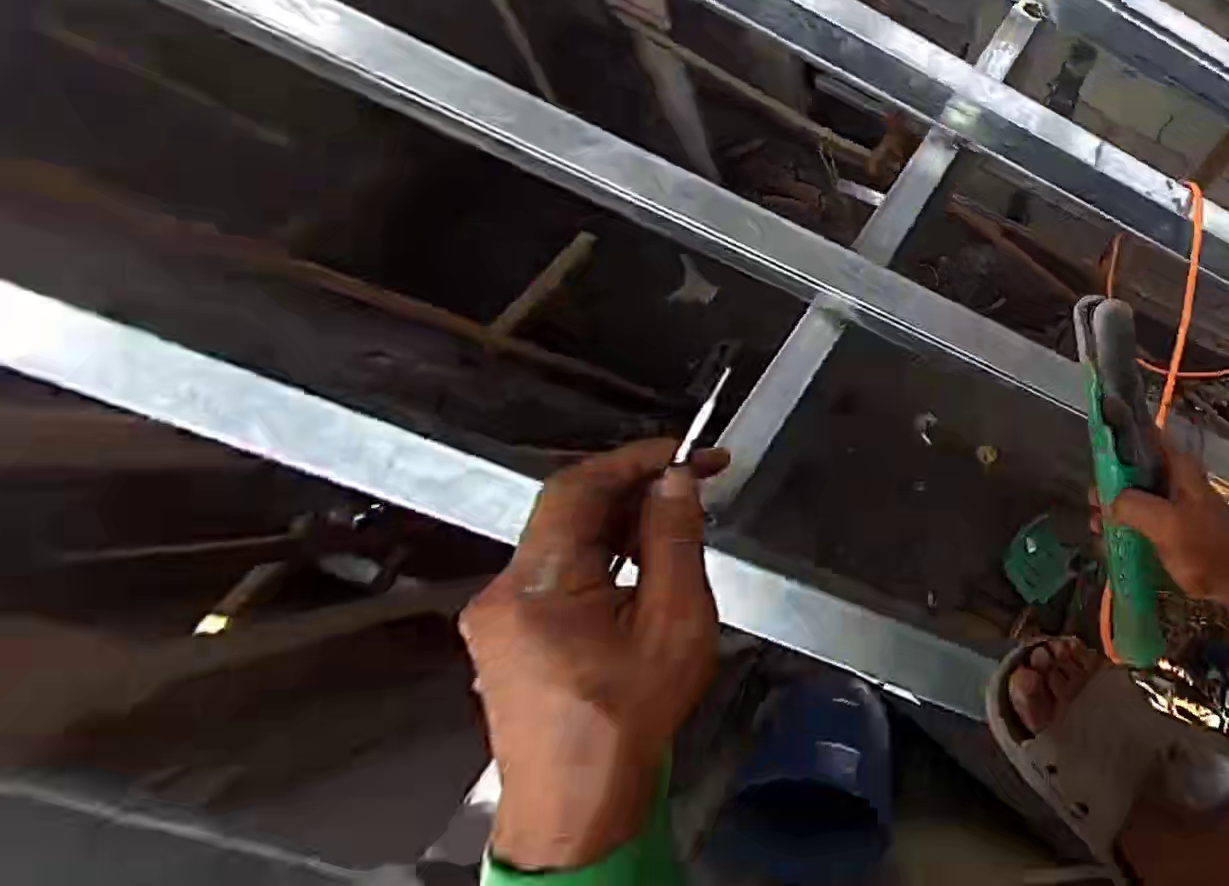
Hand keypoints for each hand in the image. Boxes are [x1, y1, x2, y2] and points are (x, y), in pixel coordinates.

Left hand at [460, 440, 730, 870]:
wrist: (579, 806)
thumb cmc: (629, 719)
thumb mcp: (674, 622)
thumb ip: (675, 541)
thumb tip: (677, 482)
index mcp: (537, 587)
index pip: (578, 487)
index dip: (636, 459)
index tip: (688, 453)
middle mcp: (504, 592)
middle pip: (570, 507)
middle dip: (638, 485)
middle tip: (697, 478)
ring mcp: (501, 612)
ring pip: (568, 535)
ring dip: (626, 516)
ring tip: (682, 516)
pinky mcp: (512, 630)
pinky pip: (563, 565)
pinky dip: (608, 548)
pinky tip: (647, 556)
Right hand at [1107, 444, 1228, 639]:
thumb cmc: (1202, 548)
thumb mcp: (1165, 523)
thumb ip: (1132, 505)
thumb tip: (1107, 502)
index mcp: (1178, 466)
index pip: (1145, 437)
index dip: (1119, 439)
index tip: (1097, 455)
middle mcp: (1173, 475)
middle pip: (1132, 466)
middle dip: (1109, 482)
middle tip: (1094, 502)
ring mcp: (1170, 498)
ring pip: (1132, 490)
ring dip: (1112, 504)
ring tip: (1096, 523)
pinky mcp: (1167, 520)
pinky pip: (1137, 511)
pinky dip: (1121, 519)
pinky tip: (1106, 534)